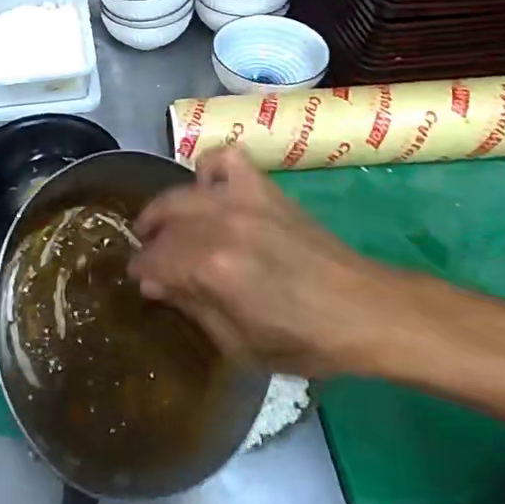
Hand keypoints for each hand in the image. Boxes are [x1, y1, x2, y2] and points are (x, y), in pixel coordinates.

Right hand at [129, 146, 400, 375]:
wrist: (363, 309)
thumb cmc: (303, 341)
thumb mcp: (239, 344)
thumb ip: (192, 307)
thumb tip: (156, 283)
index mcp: (213, 268)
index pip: (154, 258)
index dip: (141, 271)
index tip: (142, 283)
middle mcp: (224, 223)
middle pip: (165, 220)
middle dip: (151, 240)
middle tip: (154, 260)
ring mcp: (246, 199)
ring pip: (185, 190)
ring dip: (170, 208)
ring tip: (172, 227)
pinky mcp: (267, 189)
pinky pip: (227, 160)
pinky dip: (209, 170)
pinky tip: (210, 193)